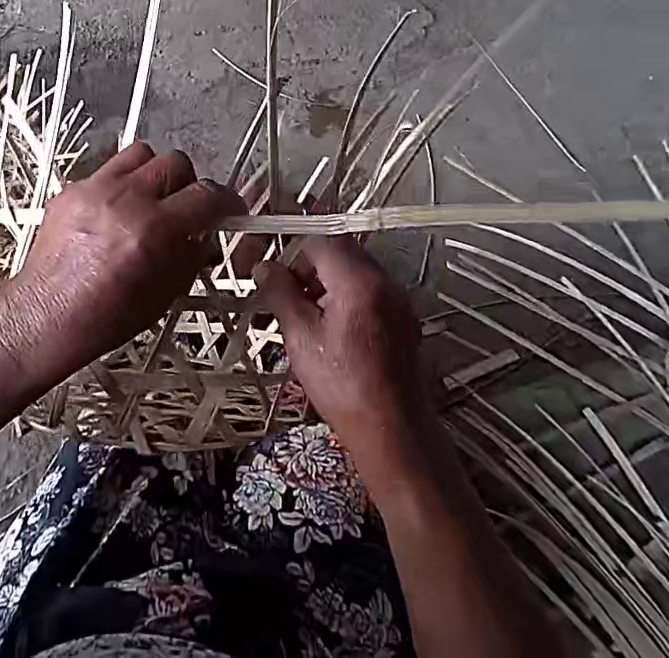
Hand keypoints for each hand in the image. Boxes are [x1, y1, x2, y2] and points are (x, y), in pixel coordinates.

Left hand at [0, 142, 245, 390]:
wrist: (43, 318)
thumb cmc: (100, 317)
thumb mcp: (164, 294)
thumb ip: (191, 256)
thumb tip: (206, 237)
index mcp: (153, 229)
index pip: (207, 195)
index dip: (227, 201)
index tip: (229, 208)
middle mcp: (125, 200)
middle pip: (177, 163)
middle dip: (189, 184)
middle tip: (186, 207)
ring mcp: (95, 190)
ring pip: (142, 153)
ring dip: (156, 173)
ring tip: (152, 200)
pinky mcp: (72, 189)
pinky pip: (109, 169)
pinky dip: (122, 183)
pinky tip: (118, 210)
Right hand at [254, 237, 431, 459]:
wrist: (392, 431)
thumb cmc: (341, 385)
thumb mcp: (301, 337)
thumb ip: (281, 293)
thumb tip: (265, 267)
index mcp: (359, 281)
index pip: (323, 238)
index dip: (295, 250)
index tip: (278, 273)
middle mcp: (385, 281)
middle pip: (342, 250)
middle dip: (311, 266)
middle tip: (289, 296)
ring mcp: (399, 300)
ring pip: (356, 270)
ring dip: (328, 282)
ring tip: (308, 317)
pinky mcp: (404, 318)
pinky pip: (371, 291)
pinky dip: (348, 297)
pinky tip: (333, 330)